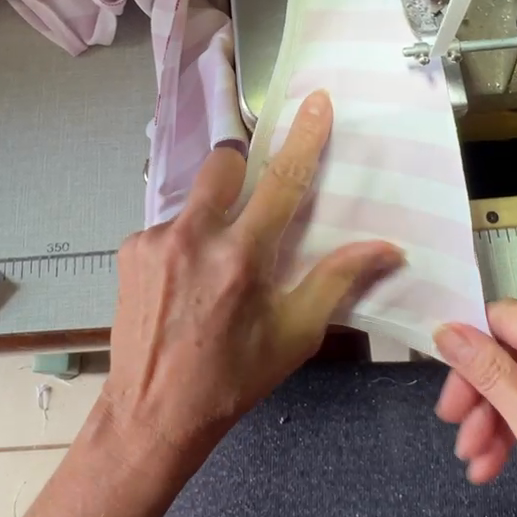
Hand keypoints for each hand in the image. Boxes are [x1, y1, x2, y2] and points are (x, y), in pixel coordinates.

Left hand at [102, 89, 404, 465]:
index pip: (282, 181)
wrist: (151, 414)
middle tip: (249, 213)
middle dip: (241, 173)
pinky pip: (167, 225)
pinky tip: (180, 283)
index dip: (304, 138)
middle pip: (224, 163)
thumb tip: (387, 248)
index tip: (316, 101)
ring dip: (210, 218)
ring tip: (210, 269)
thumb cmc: (233, 379)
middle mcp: (195, 236)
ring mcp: (155, 239)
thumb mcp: (294, 335)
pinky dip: (182, 243)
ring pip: (194, 198)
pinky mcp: (129, 248)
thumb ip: (337, 281)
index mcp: (242, 257)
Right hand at [433, 301, 516, 516]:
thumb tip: (444, 330)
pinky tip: (491, 460)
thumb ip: (491, 375)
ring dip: (492, 414)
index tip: (447, 388)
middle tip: (454, 427)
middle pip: (512, 349)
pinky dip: (514, 422)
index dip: (471, 348)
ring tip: (473, 457)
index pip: (509, 320)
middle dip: (481, 392)